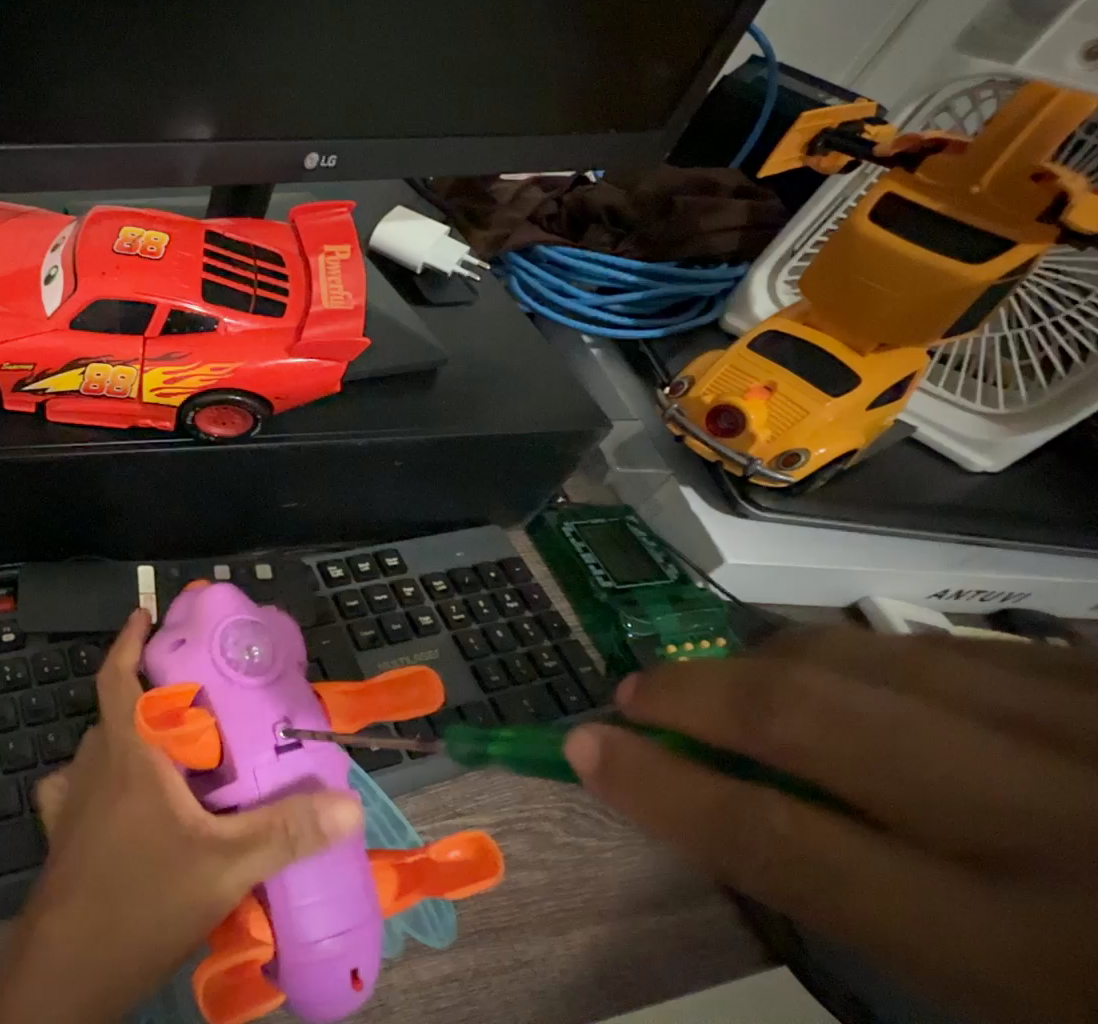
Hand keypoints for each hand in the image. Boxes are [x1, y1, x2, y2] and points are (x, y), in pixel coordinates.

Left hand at [0, 609, 365, 1023]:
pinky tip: (127, 802)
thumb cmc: (143, 899)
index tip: (145, 615)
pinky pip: (81, 790)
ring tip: (175, 748)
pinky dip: (104, 783)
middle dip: (149, 693)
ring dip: (131, 738)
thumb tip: (349, 805)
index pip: (118, 677)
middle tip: (196, 697)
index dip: (129, 641)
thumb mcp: (227, 865)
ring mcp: (70, 801)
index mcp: (128, 753)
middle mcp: (92, 765)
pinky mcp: (61, 835)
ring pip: (101, 750)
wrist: (69, 968)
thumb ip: (286, 831)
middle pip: (116, 711)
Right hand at [563, 628, 1097, 1023]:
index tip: (585, 747)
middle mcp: (1060, 825)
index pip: (779, 842)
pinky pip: (954, 645)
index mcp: (1023, 948)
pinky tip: (864, 680)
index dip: (661, 787)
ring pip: (875, 657)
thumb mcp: (999, 992)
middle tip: (636, 695)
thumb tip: (726, 798)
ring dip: (773, 664)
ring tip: (732, 681)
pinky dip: (876, 658)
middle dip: (696, 694)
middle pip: (811, 718)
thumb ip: (866, 897)